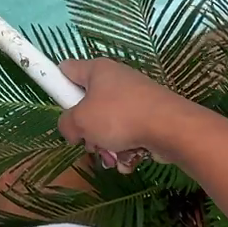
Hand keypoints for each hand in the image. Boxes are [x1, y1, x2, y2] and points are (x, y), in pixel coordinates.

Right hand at [56, 58, 198, 170]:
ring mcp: (134, 98)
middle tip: (87, 139)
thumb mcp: (81, 121)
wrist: (171, 128)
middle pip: (87, 104)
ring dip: (105, 145)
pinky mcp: (148, 116)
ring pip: (107, 124)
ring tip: (112, 155)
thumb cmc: (120, 117)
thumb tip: (72, 130)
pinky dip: (125, 148)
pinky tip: (130, 157)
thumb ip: (66, 124)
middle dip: (86, 129)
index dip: (56, 84)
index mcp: (97, 70)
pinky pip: (127, 133)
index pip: (66, 69)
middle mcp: (115, 79)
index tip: (56, 103)